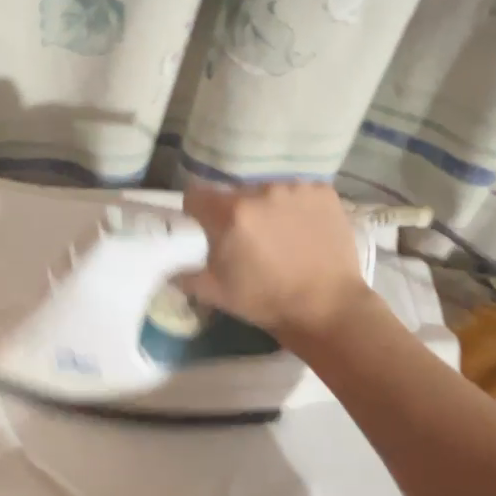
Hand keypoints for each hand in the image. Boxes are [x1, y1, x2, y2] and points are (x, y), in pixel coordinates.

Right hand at [180, 182, 378, 345]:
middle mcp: (262, 190)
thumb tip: (169, 270)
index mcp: (230, 214)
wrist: (326, 306)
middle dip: (234, 213)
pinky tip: (301, 232)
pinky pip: (298, 192)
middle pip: (234, 193)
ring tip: (278, 237)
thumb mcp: (215, 293)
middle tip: (246, 241)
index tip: (204, 229)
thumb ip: (185, 275)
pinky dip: (295, 208)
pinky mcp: (323, 192)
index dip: (196, 212)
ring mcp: (296, 188)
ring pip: (267, 191)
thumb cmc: (265, 301)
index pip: (196, 194)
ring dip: (265, 208)